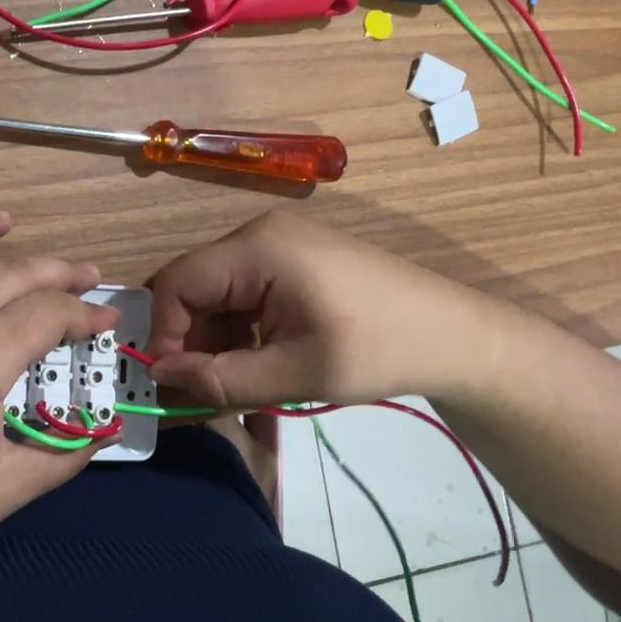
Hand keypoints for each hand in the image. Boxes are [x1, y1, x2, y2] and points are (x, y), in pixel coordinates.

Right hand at [145, 210, 510, 408]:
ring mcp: (276, 241)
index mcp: (257, 248)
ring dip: (217, 336)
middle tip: (208, 388)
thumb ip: (224, 377)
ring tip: (239, 379)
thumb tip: (162, 377)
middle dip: (193, 338)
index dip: (166, 333)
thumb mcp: (298, 373)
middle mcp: (259, 233)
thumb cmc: (379, 350)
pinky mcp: (291, 256)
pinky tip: (260, 357)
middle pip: (195, 284)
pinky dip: (240, 325)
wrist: (458, 336)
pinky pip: (242, 288)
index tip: (176, 383)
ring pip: (217, 289)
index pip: (178, 283)